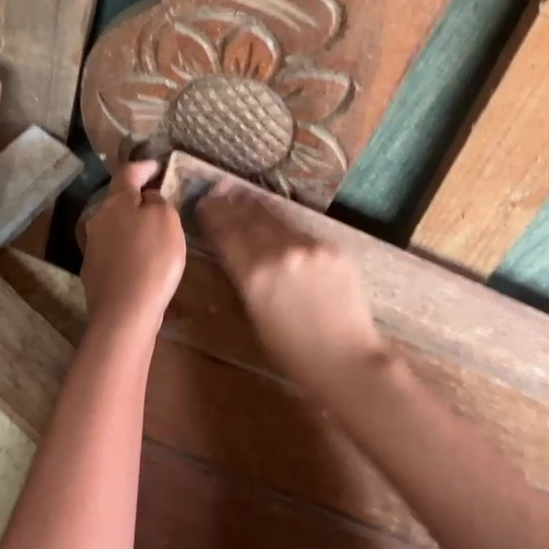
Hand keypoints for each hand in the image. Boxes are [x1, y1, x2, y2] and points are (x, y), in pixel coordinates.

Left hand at [80, 159, 185, 336]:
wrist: (124, 312)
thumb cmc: (151, 260)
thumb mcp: (166, 220)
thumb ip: (158, 201)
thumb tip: (147, 199)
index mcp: (115, 202)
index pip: (128, 173)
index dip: (144, 166)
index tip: (158, 165)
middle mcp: (97, 220)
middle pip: (117, 201)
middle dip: (137, 199)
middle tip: (159, 201)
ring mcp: (92, 248)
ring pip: (114, 227)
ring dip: (132, 226)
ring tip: (153, 234)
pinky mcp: (94, 273)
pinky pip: (114, 252)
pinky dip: (128, 250)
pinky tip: (141, 262)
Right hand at [195, 183, 386, 397]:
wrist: (345, 358)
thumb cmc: (291, 352)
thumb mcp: (253, 316)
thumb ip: (243, 279)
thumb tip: (234, 255)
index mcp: (254, 273)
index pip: (226, 233)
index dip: (212, 215)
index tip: (202, 203)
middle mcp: (281, 251)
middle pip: (249, 218)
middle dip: (230, 203)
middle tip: (217, 190)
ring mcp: (310, 245)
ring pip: (276, 217)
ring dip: (255, 205)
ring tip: (240, 194)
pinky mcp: (333, 247)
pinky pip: (301, 229)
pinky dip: (283, 222)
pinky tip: (275, 218)